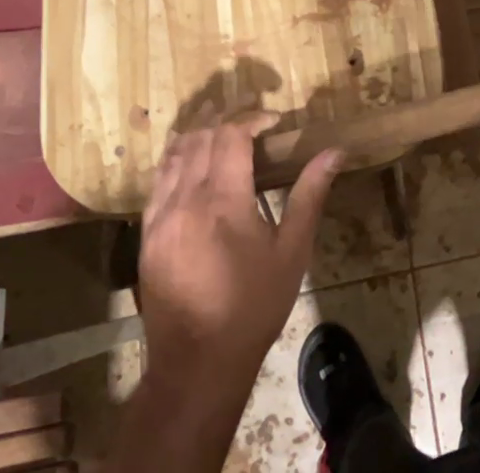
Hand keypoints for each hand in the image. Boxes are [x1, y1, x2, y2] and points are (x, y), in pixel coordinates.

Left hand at [138, 115, 342, 366]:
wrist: (198, 360)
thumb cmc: (254, 306)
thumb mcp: (292, 252)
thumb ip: (309, 195)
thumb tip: (334, 152)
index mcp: (223, 201)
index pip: (231, 136)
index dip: (252, 119)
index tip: (274, 121)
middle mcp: (185, 200)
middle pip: (199, 138)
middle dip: (226, 120)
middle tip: (252, 120)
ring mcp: (159, 216)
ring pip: (173, 155)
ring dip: (198, 135)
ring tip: (223, 133)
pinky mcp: (146, 234)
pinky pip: (157, 181)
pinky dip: (177, 161)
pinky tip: (193, 166)